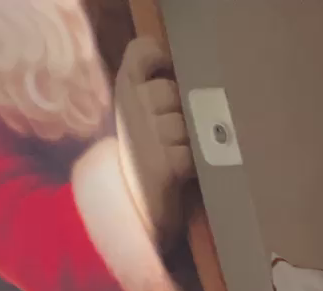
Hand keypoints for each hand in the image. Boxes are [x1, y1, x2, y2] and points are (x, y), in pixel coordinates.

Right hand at [114, 37, 193, 251]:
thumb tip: (194, 76)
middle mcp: (130, 109)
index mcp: (125, 90)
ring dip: (193, 140)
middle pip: (173, 91)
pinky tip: (187, 172)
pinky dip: (197, 163)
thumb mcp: (147, 116)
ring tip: (181, 155)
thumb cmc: (150, 157)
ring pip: (185, 123)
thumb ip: (160, 90)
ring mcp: (145, 137)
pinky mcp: (164, 166)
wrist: (138, 206)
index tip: (174, 70)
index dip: (162, 56)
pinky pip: (194, 152)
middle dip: (185, 111)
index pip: (142, 52)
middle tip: (178, 135)